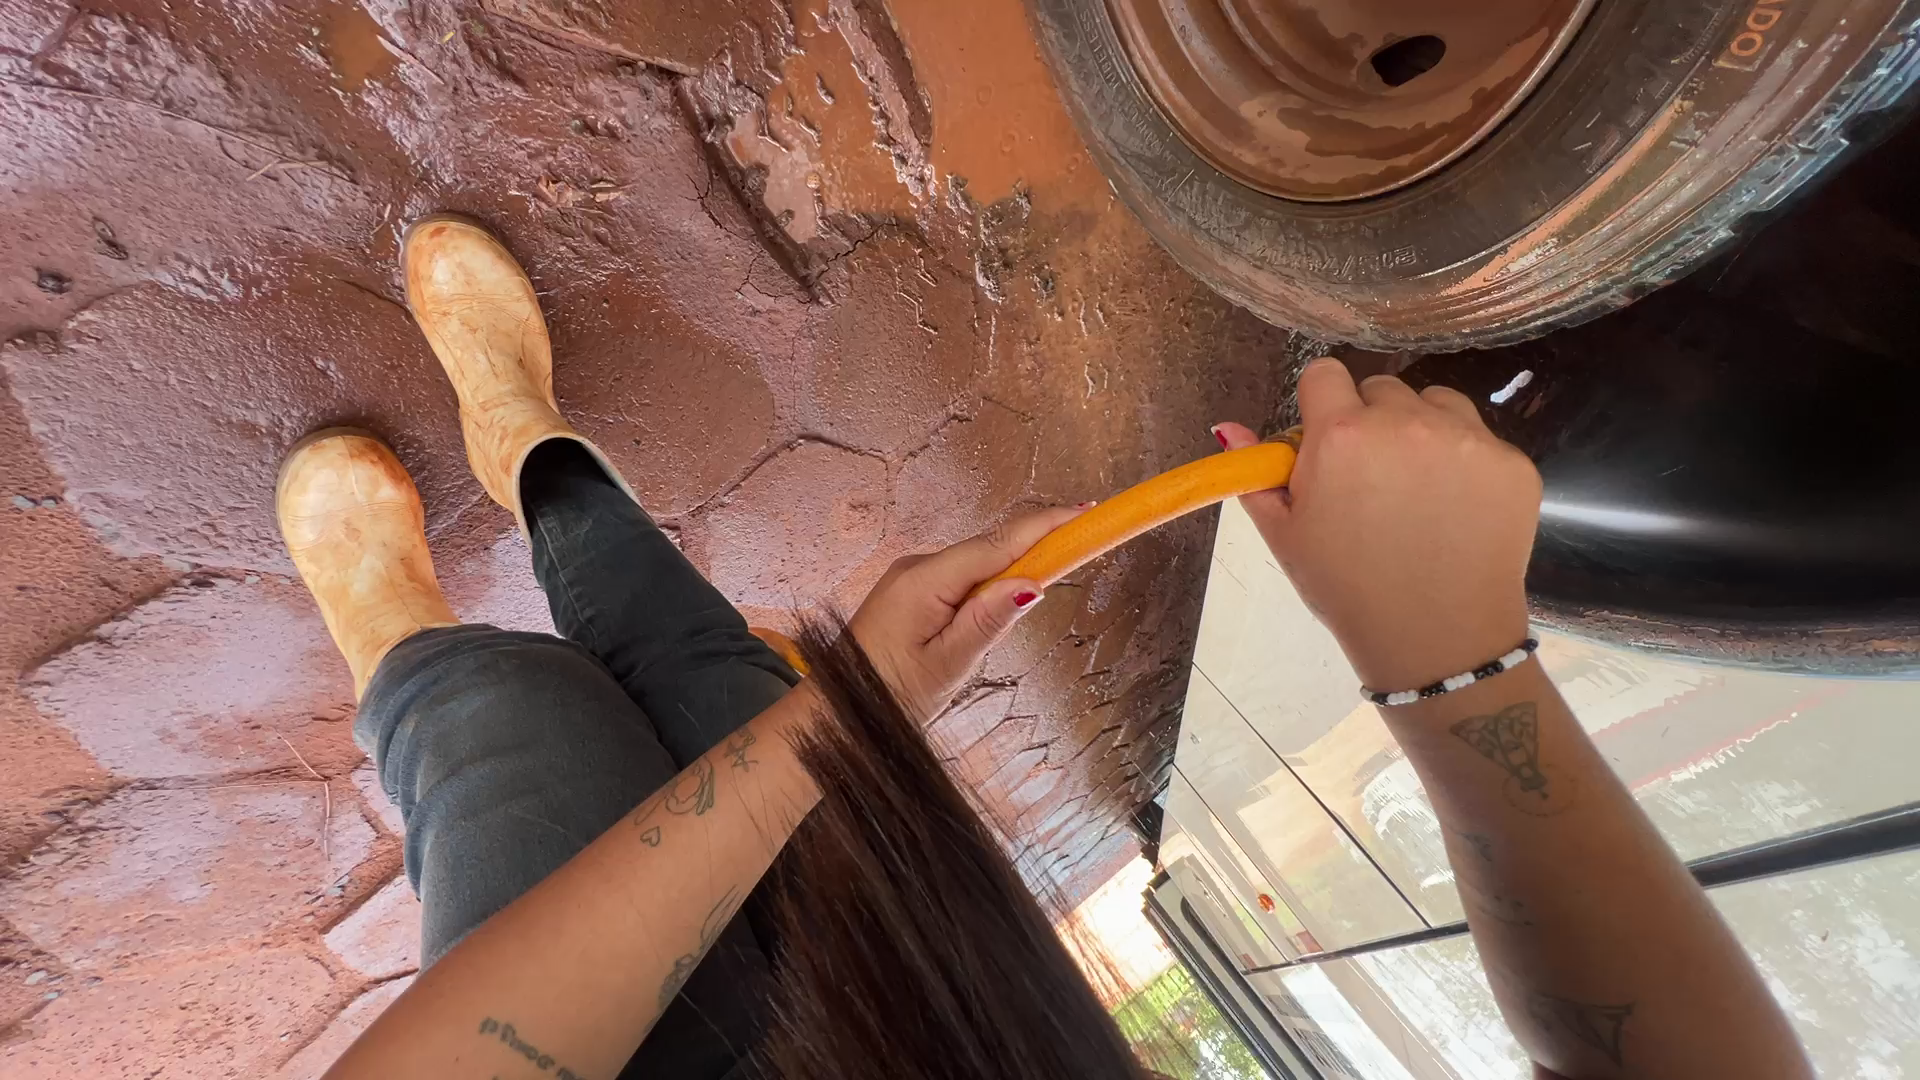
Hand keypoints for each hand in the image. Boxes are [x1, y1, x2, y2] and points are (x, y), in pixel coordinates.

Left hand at [848, 507, 1087, 719]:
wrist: (833, 710)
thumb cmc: (889, 694)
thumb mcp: (947, 664)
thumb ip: (988, 620)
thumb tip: (1032, 582)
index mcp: (925, 580)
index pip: (997, 544)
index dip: (1044, 527)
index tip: (1085, 511)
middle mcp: (917, 566)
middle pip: (988, 549)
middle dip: (1033, 550)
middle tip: (1078, 554)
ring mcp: (911, 577)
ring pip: (974, 566)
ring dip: (1007, 575)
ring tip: (1029, 604)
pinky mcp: (910, 592)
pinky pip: (958, 579)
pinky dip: (983, 588)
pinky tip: (987, 617)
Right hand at [1214, 358, 1541, 691]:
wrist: (1433, 635)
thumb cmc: (1342, 585)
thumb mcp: (1283, 532)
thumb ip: (1255, 473)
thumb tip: (1229, 428)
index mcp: (1339, 435)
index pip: (1324, 373)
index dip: (1318, 401)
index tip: (1321, 436)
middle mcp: (1404, 422)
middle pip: (1379, 387)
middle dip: (1366, 417)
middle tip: (1364, 472)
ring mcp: (1466, 439)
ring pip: (1434, 402)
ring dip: (1416, 426)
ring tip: (1411, 482)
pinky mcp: (1512, 462)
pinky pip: (1478, 437)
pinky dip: (1460, 459)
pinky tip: (1450, 505)